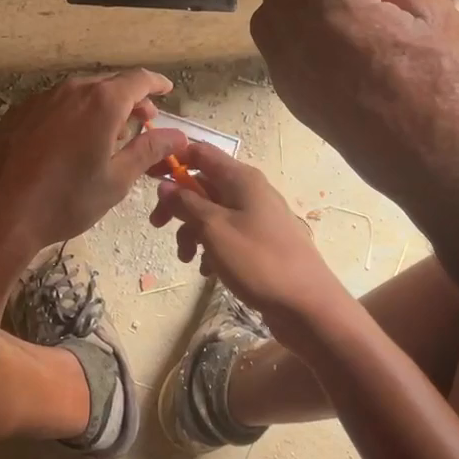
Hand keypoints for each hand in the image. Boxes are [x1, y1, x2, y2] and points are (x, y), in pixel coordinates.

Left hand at [0, 70, 186, 264]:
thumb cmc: (65, 200)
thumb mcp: (116, 180)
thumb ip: (149, 151)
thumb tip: (178, 135)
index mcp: (101, 102)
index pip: (138, 80)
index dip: (156, 83)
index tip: (166, 90)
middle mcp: (72, 90)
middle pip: (109, 84)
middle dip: (130, 98)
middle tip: (143, 120)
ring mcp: (41, 99)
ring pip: (81, 93)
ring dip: (101, 106)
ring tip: (109, 135)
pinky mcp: (19, 113)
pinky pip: (56, 104)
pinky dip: (74, 113)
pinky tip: (71, 141)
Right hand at [147, 142, 346, 330]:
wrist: (308, 306)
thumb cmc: (258, 261)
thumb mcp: (214, 229)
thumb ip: (187, 203)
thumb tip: (166, 184)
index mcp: (241, 178)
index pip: (201, 152)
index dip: (174, 160)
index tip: (150, 178)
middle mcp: (250, 190)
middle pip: (204, 184)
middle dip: (179, 204)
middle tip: (157, 226)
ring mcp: (258, 216)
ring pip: (213, 213)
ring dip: (193, 231)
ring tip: (186, 259)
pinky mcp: (262, 242)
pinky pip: (228, 234)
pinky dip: (212, 247)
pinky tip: (207, 271)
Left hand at [250, 0, 458, 196]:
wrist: (448, 172)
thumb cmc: (458, 93)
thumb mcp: (443, 19)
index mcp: (340, 14)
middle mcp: (301, 41)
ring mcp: (291, 74)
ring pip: (270, 13)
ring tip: (342, 2)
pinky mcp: (293, 99)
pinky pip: (274, 48)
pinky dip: (293, 29)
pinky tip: (333, 37)